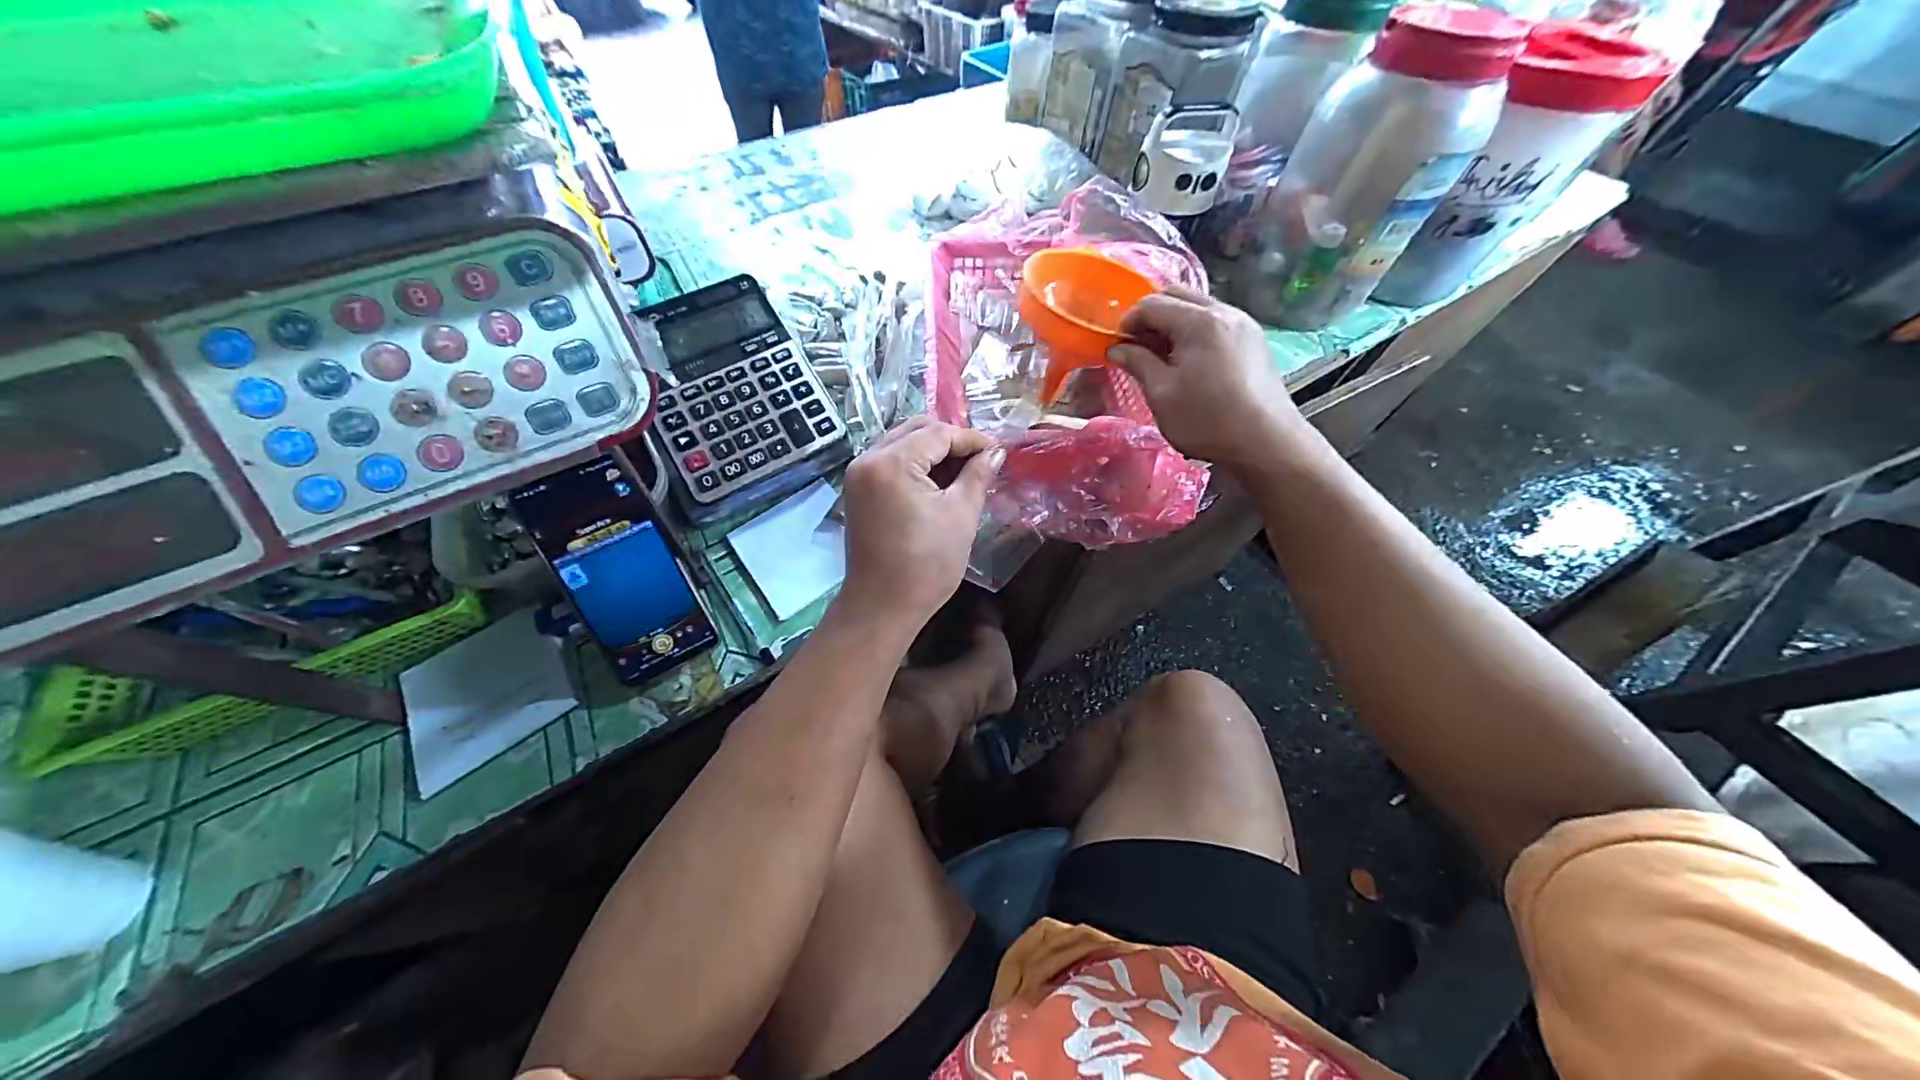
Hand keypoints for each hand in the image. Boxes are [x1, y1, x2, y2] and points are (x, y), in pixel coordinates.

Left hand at [836, 417, 1003, 639]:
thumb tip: (996, 453)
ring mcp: (858, 475)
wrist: (881, 607)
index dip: (972, 439)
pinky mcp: (858, 491)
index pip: (938, 433)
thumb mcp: (960, 515)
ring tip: (964, 471)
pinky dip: (915, 464)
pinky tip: (938, 481)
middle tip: (981, 459)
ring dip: (932, 450)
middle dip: (951, 440)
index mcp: (891, 463)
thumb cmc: (925, 565)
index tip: (998, 452)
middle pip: (916, 429)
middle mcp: (868, 459)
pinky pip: (890, 461)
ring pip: (901, 443)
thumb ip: (978, 476)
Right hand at [1108, 287, 1322, 473]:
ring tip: (1160, 356)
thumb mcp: (1162, 393)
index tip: (1116, 346)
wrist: (1267, 442)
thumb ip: (1137, 363)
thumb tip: (1117, 348)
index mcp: (1198, 321)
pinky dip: (1195, 331)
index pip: (1152, 303)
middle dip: (1151, 315)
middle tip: (1136, 346)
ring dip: (1173, 322)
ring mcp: (1243, 324)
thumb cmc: (1207, 419)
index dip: (1128, 321)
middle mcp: (1224, 312)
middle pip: (1177, 295)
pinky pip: (1216, 322)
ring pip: (1198, 306)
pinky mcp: (1253, 340)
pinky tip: (1188, 361)